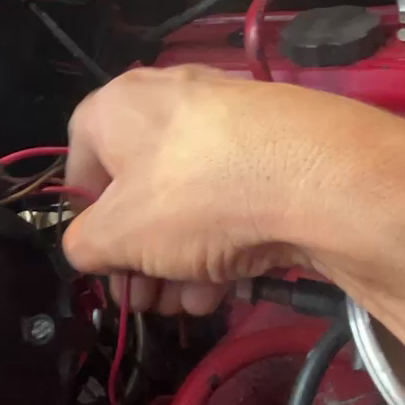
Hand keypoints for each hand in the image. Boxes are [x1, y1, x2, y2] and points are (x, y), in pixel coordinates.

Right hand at [62, 66, 404, 311]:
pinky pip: (228, 193)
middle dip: (139, 256)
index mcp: (114, 107)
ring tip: (190, 304)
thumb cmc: (195, 197)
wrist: (325, 179)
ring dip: (178, 260)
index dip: (87, 225)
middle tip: (147, 300)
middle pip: (136, 190)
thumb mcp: (117, 236)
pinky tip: (226, 286)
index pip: (80, 168)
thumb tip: (88, 247)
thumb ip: (82, 246)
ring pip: (185, 198)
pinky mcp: (274, 141)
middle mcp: (166, 100)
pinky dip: (221, 239)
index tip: (105, 265)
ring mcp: (225, 118)